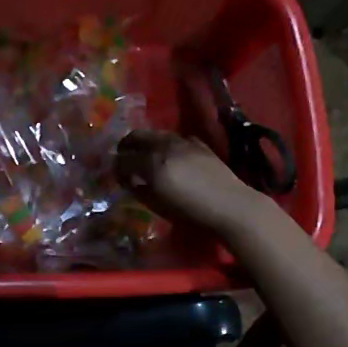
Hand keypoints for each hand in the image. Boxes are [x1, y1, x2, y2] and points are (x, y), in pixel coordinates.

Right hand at [115, 130, 267, 234]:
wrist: (231, 206)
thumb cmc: (192, 213)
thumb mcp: (159, 206)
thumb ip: (140, 190)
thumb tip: (131, 180)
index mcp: (152, 164)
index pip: (124, 160)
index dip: (117, 168)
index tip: (118, 177)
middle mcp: (165, 147)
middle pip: (137, 136)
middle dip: (127, 146)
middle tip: (125, 158)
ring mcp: (183, 142)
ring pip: (156, 134)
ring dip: (146, 143)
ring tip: (146, 156)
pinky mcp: (199, 143)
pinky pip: (175, 138)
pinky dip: (166, 144)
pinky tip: (171, 156)